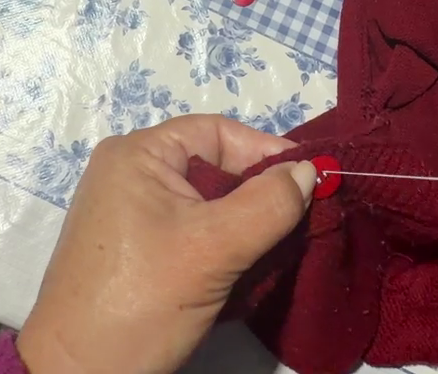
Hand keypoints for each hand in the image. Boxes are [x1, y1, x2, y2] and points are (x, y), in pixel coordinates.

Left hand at [17, 115, 317, 373]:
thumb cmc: (140, 304)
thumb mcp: (213, 251)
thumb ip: (268, 205)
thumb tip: (309, 171)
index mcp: (138, 153)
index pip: (219, 134)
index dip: (266, 153)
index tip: (310, 181)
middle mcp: (129, 170)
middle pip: (213, 165)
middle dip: (257, 190)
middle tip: (299, 218)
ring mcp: (127, 209)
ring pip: (204, 198)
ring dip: (242, 220)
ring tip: (276, 244)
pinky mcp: (131, 245)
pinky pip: (188, 225)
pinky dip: (219, 239)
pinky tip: (244, 264)